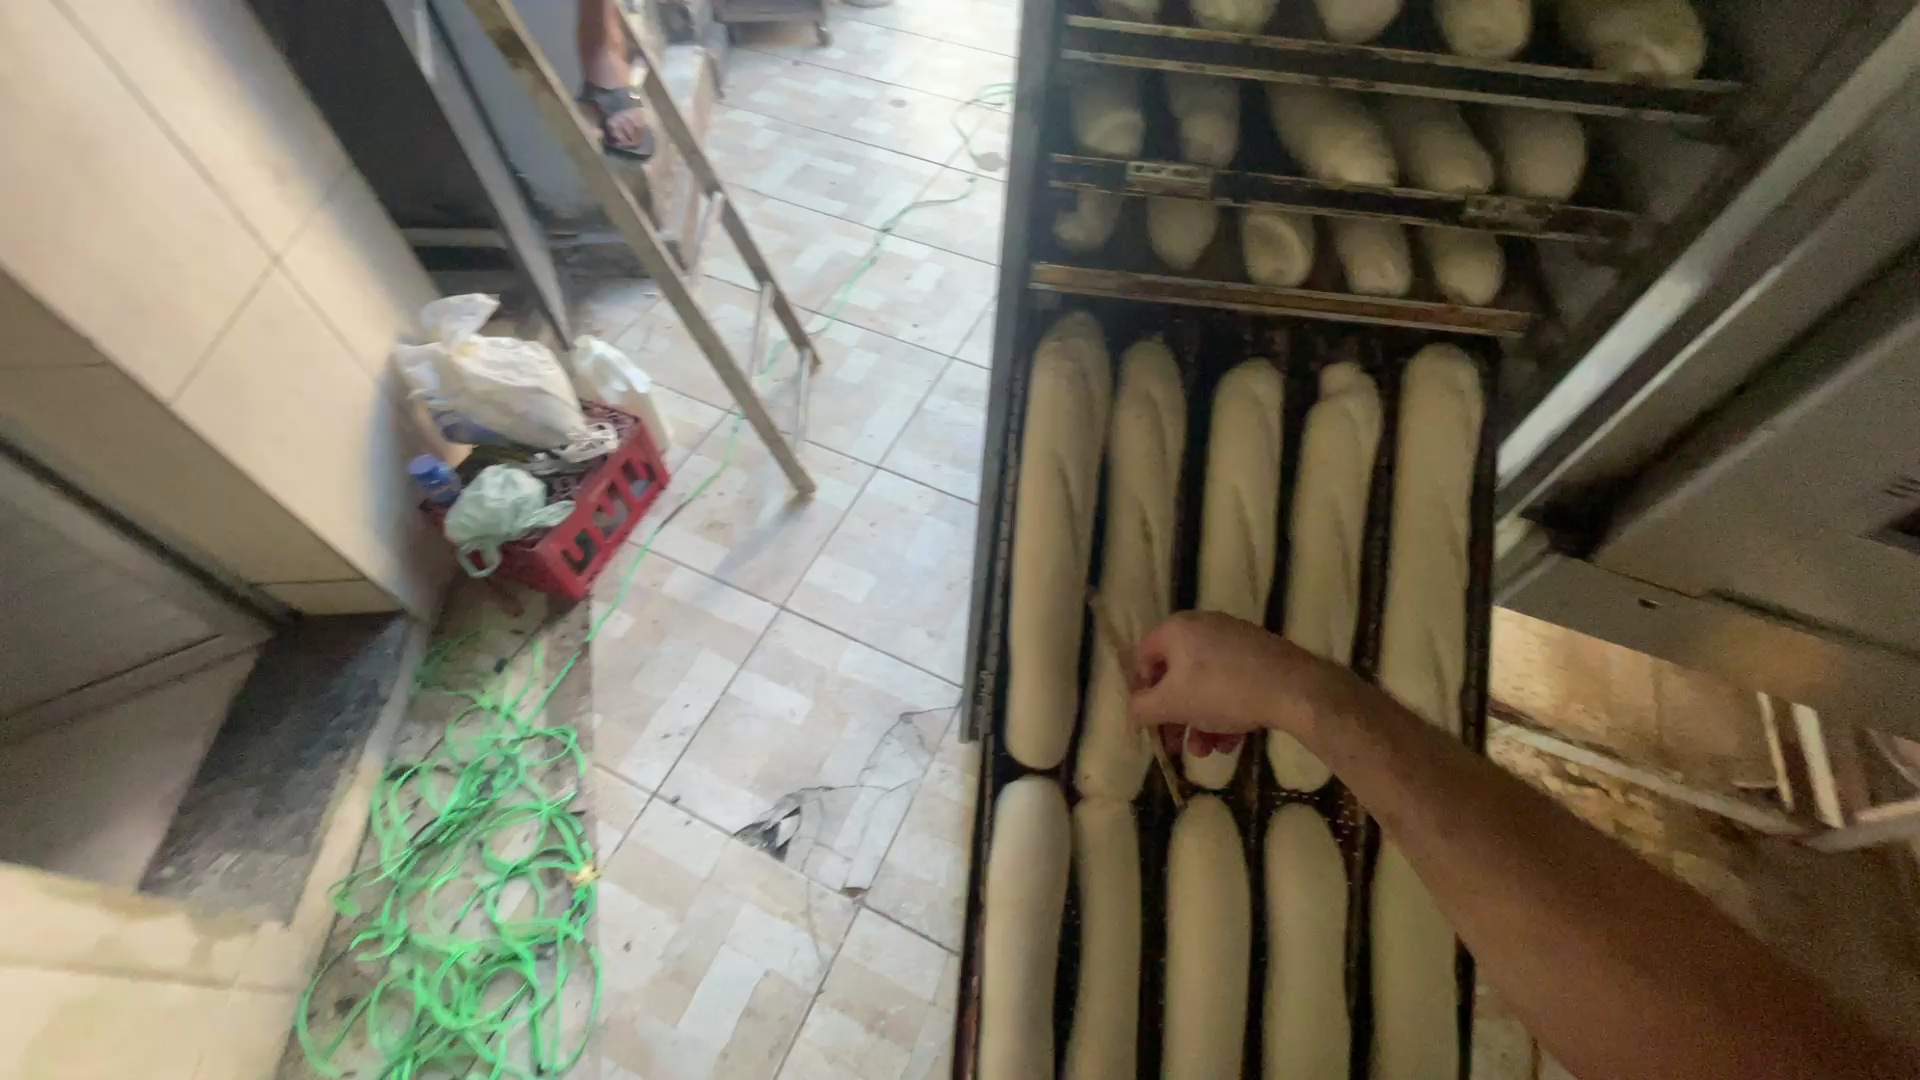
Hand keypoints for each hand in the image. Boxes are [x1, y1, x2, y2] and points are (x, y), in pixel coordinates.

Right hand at [1129, 611, 1355, 756]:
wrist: (1294, 688)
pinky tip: (1232, 741)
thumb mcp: (1172, 704)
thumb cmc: (1222, 691)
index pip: (1143, 658)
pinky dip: (1226, 710)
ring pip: (1205, 683)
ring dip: (1200, 720)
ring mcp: (1234, 639)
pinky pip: (1230, 682)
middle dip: (1175, 716)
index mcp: (1176, 629)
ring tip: (1208, 752)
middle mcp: (1203, 626)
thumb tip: (1132, 712)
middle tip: (1176, 745)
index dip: (1142, 692)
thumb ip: (1142, 708)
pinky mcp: (1259, 654)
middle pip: (1176, 675)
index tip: (1150, 721)